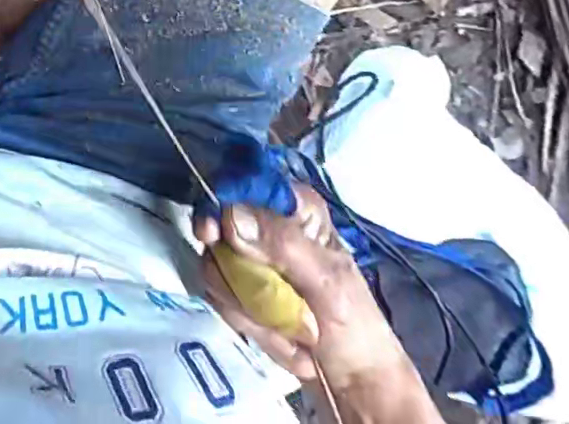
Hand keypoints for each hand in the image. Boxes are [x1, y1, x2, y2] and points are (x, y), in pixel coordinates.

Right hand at [195, 184, 412, 387]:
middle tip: (259, 304)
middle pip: (217, 225)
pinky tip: (280, 337)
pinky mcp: (240, 285)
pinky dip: (247, 322)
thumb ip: (280, 243)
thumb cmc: (354, 326)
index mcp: (292, 206)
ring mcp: (250, 255)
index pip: (240, 184)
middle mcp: (266, 222)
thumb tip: (230, 216)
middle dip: (237, 274)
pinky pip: (219, 294)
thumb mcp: (326, 281)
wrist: (357, 385)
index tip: (210, 234)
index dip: (218, 203)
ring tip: (289, 331)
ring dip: (248, 306)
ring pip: (215, 264)